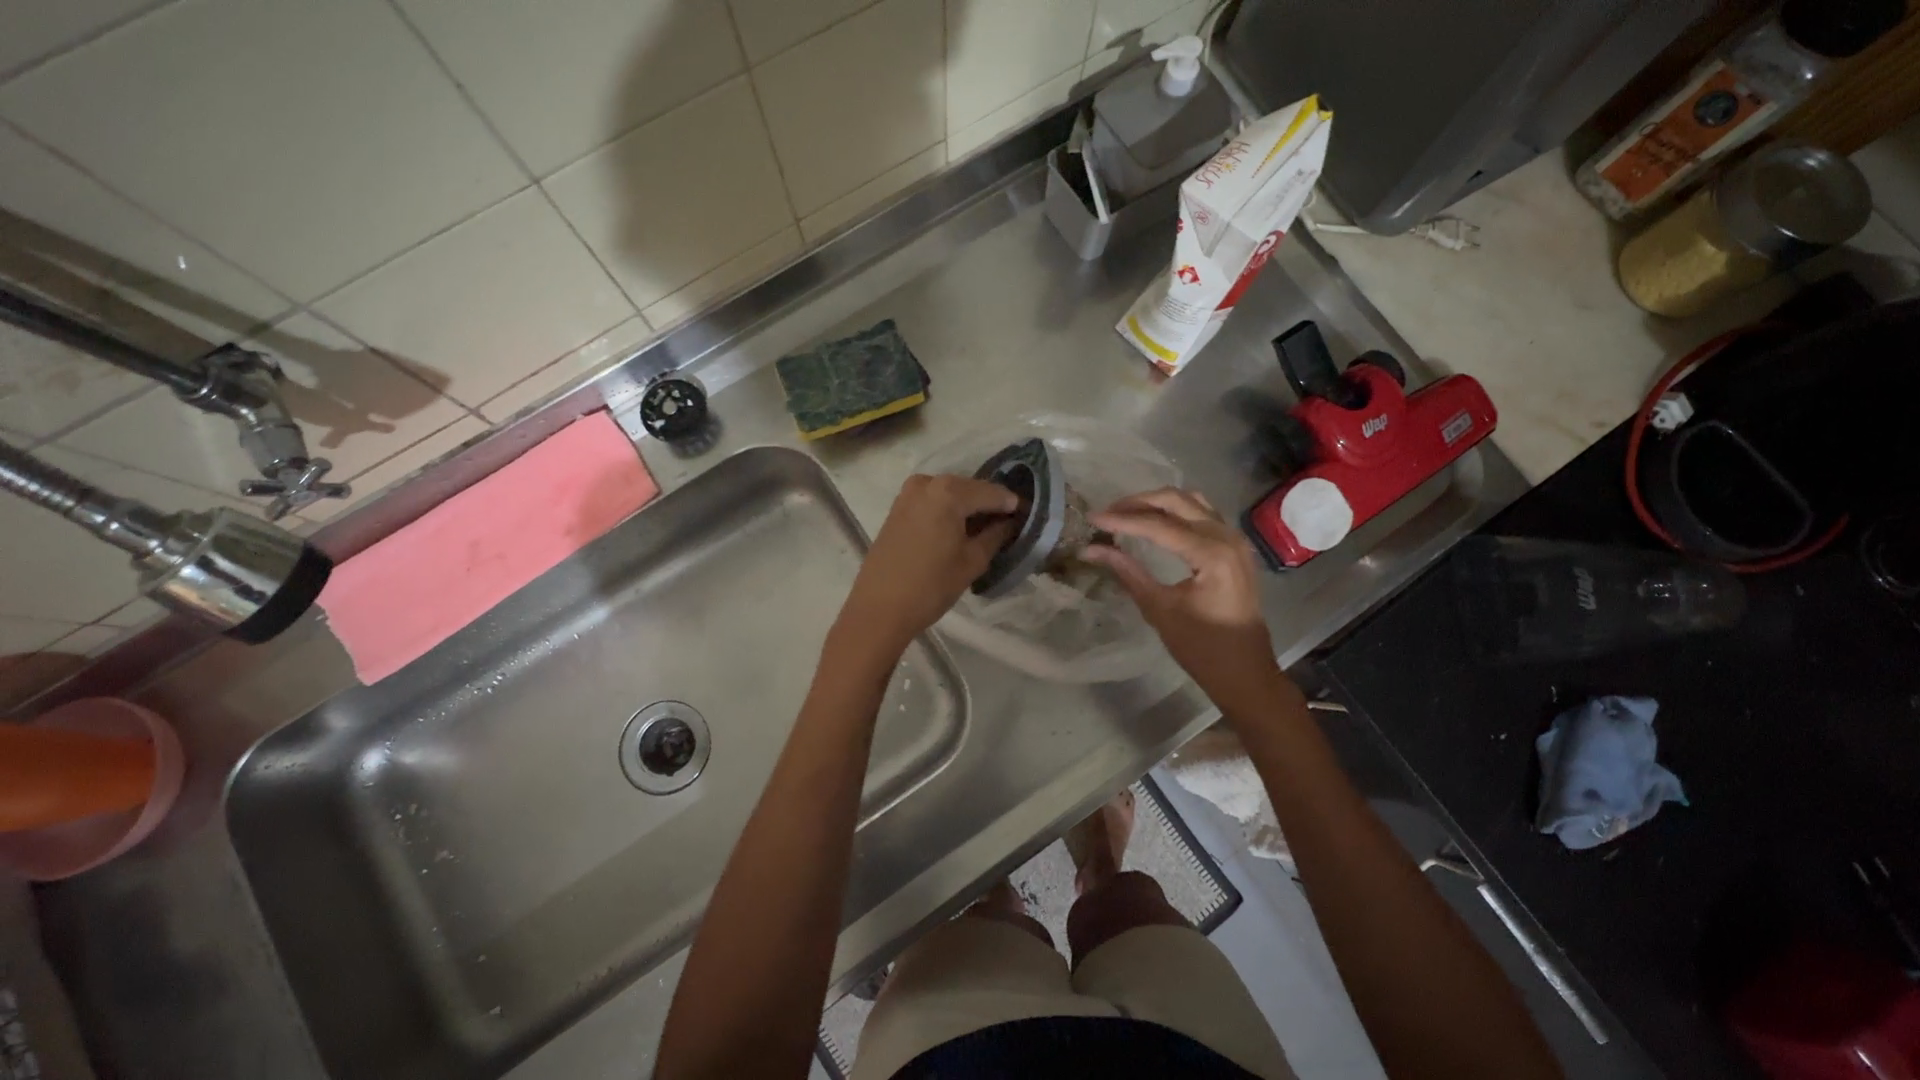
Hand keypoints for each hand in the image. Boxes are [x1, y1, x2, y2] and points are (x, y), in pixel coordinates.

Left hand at [838, 474, 1018, 654]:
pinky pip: (932, 503)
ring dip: (968, 509)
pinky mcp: (897, 509)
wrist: (879, 609)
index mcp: (949, 491)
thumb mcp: (972, 561)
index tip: (1028, 517)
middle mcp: (927, 483)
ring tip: (984, 533)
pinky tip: (958, 533)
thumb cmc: (930, 586)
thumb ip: (996, 535)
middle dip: (989, 505)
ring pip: (950, 495)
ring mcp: (907, 494)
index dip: (1012, 505)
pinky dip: (948, 513)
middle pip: (970, 489)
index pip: (992, 492)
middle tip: (1008, 526)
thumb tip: (1010, 521)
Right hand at [1082, 488, 1282, 706]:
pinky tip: (1156, 524)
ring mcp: (1235, 540)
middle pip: (1177, 501)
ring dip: (1159, 503)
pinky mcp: (1235, 548)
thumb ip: (1127, 572)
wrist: (1245, 672)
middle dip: (1139, 503)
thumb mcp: (1159, 609)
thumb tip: (1091, 549)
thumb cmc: (1202, 648)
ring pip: (1192, 502)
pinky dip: (1177, 512)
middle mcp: (1227, 537)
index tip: (1092, 518)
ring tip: (1127, 514)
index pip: (1158, 525)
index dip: (1122, 520)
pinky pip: (1204, 515)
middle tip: (1107, 513)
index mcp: (1212, 554)